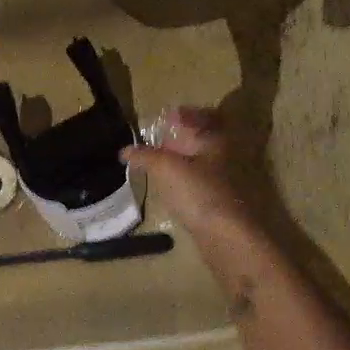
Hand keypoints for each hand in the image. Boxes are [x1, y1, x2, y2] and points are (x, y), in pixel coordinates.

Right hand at [122, 107, 254, 236]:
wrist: (224, 234)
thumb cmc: (197, 191)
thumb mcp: (164, 167)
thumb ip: (144, 156)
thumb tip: (124, 150)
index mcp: (213, 140)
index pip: (203, 117)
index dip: (185, 114)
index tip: (167, 116)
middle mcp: (221, 157)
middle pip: (201, 141)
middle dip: (180, 139)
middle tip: (157, 140)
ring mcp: (220, 181)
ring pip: (199, 163)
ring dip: (179, 161)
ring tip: (156, 164)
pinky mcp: (215, 202)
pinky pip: (197, 183)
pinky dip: (181, 181)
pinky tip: (167, 188)